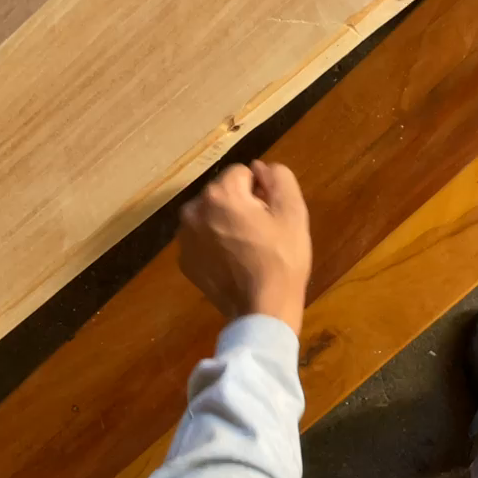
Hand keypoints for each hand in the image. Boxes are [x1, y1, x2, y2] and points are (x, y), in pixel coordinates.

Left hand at [177, 160, 311, 333]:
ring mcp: (185, 238)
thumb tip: (260, 167)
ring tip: (248, 250)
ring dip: (226, 224)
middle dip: (241, 206)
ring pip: (211, 216)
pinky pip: (203, 240)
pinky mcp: (185, 261)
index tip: (271, 217)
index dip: (262, 192)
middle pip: (224, 194)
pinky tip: (234, 264)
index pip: (243, 173)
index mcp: (220, 193)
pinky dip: (215, 246)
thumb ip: (279, 177)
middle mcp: (194, 209)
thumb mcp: (293, 212)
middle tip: (262, 235)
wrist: (262, 309)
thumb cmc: (282, 259)